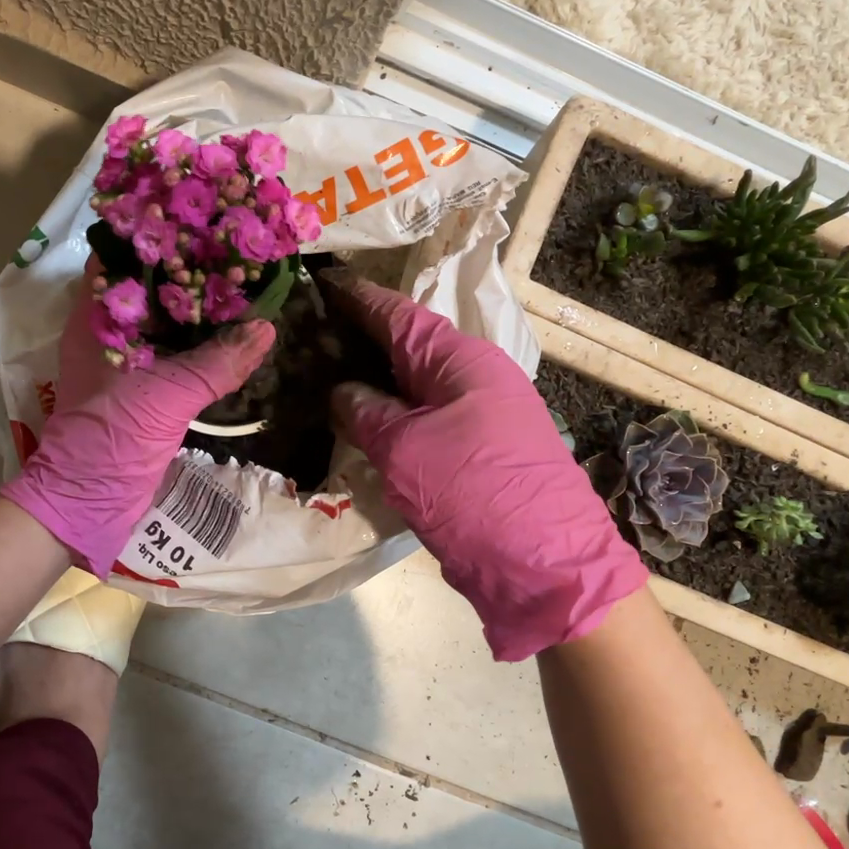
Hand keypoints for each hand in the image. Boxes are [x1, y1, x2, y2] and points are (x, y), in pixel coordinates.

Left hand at [1, 260, 275, 573]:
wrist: (86, 504)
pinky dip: (198, 343)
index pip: (121, 254)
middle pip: (147, 284)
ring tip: (242, 280)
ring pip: (162, 319)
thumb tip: (266, 328)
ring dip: (196, 305)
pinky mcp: (140, 389)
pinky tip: (232, 335)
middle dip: (187, 265)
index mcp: (95, 319)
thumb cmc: (111, 441)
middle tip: (235, 243)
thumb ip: (216, 362)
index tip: (200, 213)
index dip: (156, 231)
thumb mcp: (166, 397)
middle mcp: (105, 331)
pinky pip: (172, 354)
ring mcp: (122, 361)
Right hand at [327, 277, 647, 659]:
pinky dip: (387, 419)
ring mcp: (477, 417)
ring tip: (318, 378)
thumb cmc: (472, 493)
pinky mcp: (474, 453)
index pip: (398, 314)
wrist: (543, 565)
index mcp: (461, 361)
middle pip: (406, 348)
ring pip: (412, 388)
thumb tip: (340, 390)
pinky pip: (420, 421)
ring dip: (370, 383)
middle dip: (357, 341)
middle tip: (305, 337)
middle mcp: (473, 379)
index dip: (356, 299)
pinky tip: (355, 426)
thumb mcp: (405, 448)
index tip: (319, 283)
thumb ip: (365, 411)